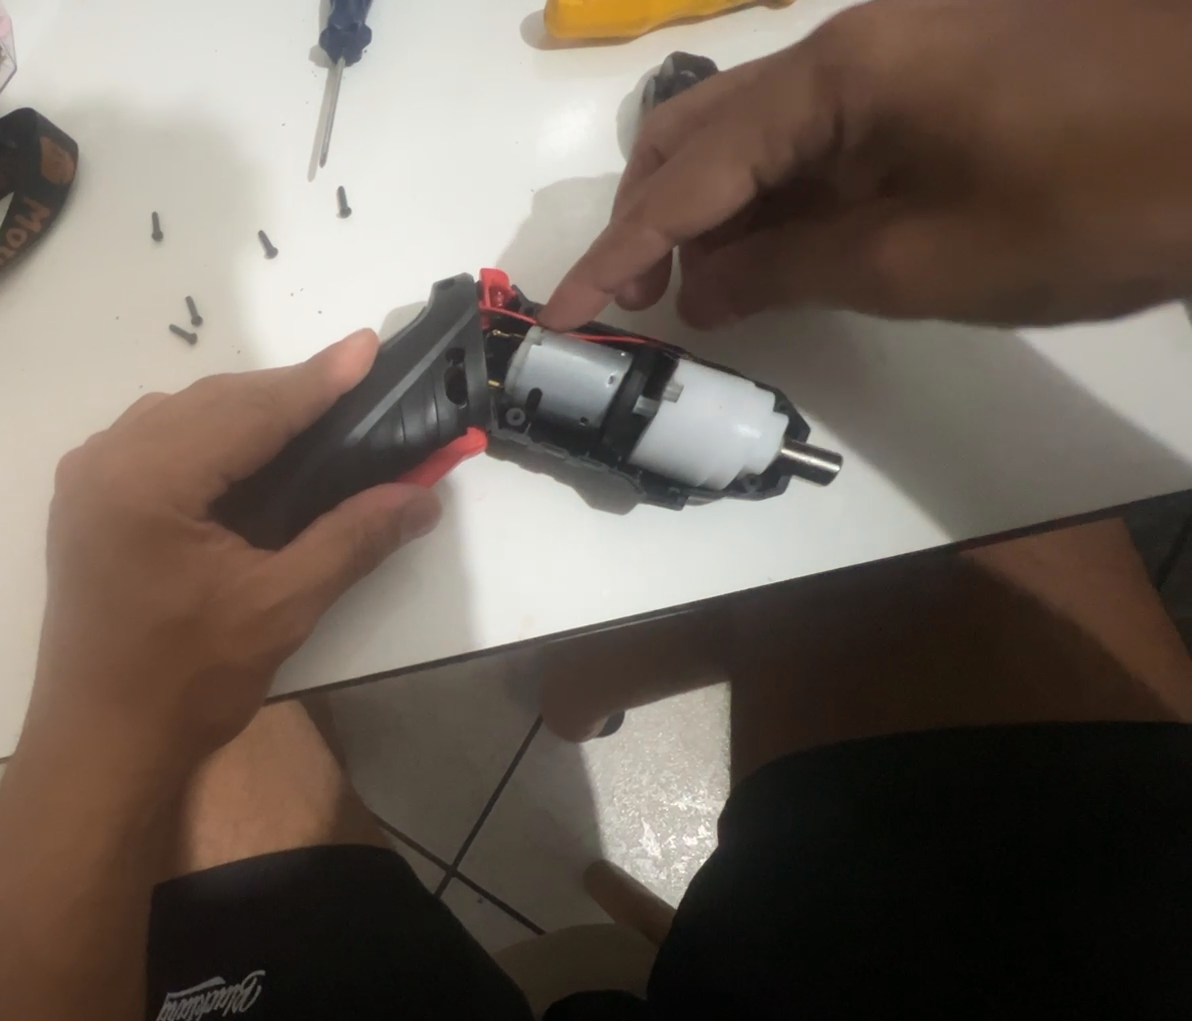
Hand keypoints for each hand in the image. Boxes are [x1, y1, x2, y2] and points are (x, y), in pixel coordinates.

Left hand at [24, 330, 441, 786]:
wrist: (100, 745)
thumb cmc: (186, 686)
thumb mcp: (279, 610)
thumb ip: (352, 540)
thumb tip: (423, 497)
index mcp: (146, 481)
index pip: (248, 412)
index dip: (315, 382)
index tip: (367, 347)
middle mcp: (104, 461)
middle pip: (210, 403)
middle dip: (282, 394)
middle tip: (349, 388)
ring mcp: (84, 480)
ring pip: (178, 416)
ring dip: (242, 412)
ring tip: (306, 419)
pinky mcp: (83, 502)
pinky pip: (151, 442)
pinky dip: (204, 437)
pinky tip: (240, 455)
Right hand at [540, 0, 1191, 330]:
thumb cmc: (1109, 197)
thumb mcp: (915, 260)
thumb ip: (780, 271)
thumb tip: (698, 292)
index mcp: (834, 82)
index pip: (682, 185)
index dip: (612, 259)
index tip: (560, 316)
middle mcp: (840, 54)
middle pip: (688, 134)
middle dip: (644, 221)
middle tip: (644, 300)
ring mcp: (881, 62)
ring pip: (736, 137)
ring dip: (697, 215)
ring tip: (702, 290)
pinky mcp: (916, 81)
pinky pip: (796, 143)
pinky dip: (757, 205)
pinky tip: (764, 255)